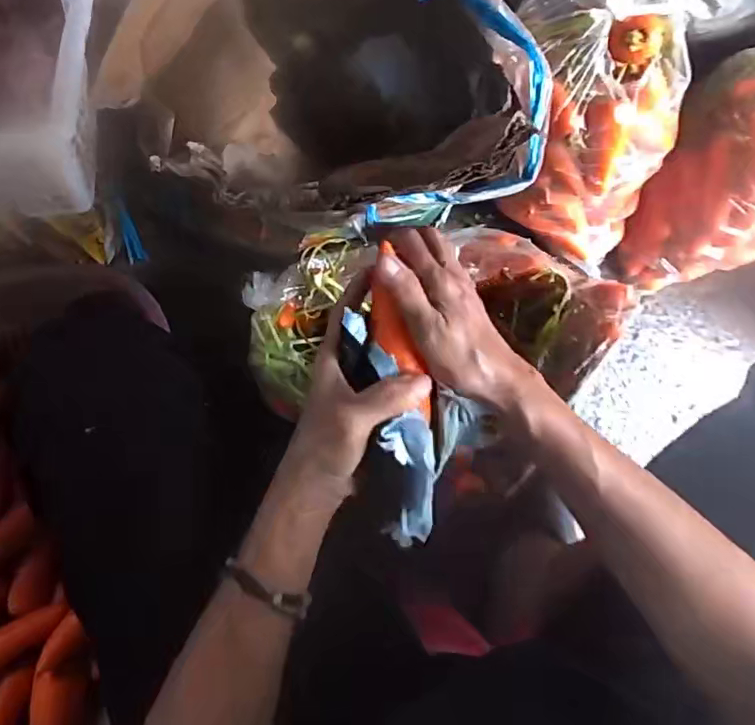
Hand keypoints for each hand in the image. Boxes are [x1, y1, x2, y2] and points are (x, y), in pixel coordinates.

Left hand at [282, 265, 432, 495]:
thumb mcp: (352, 416)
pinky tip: (435, 370)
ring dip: (405, 345)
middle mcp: (347, 366)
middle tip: (423, 296)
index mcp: (332, 357)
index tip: (381, 266)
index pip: (344, 312)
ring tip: (436, 328)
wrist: (318, 487)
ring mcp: (361, 387)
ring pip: (385, 357)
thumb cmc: (326, 443)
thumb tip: (423, 376)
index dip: (358, 288)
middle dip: (391, 313)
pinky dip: (410, 377)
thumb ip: (385, 396)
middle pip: (370, 330)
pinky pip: (395, 384)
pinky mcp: (374, 408)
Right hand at [372, 228, 541, 416]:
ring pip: (440, 247)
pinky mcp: (468, 295)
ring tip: (398, 259)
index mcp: (440, 278)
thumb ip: (404, 290)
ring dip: (418, 244)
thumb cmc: (458, 358)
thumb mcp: (425, 328)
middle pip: (428, 235)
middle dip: (404, 235)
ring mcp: (463, 282)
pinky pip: (446, 262)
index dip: (388, 238)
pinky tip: (420, 277)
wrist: (500, 378)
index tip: (369, 247)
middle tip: (382, 250)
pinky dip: (430, 259)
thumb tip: (382, 256)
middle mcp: (453, 272)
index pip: (411, 240)